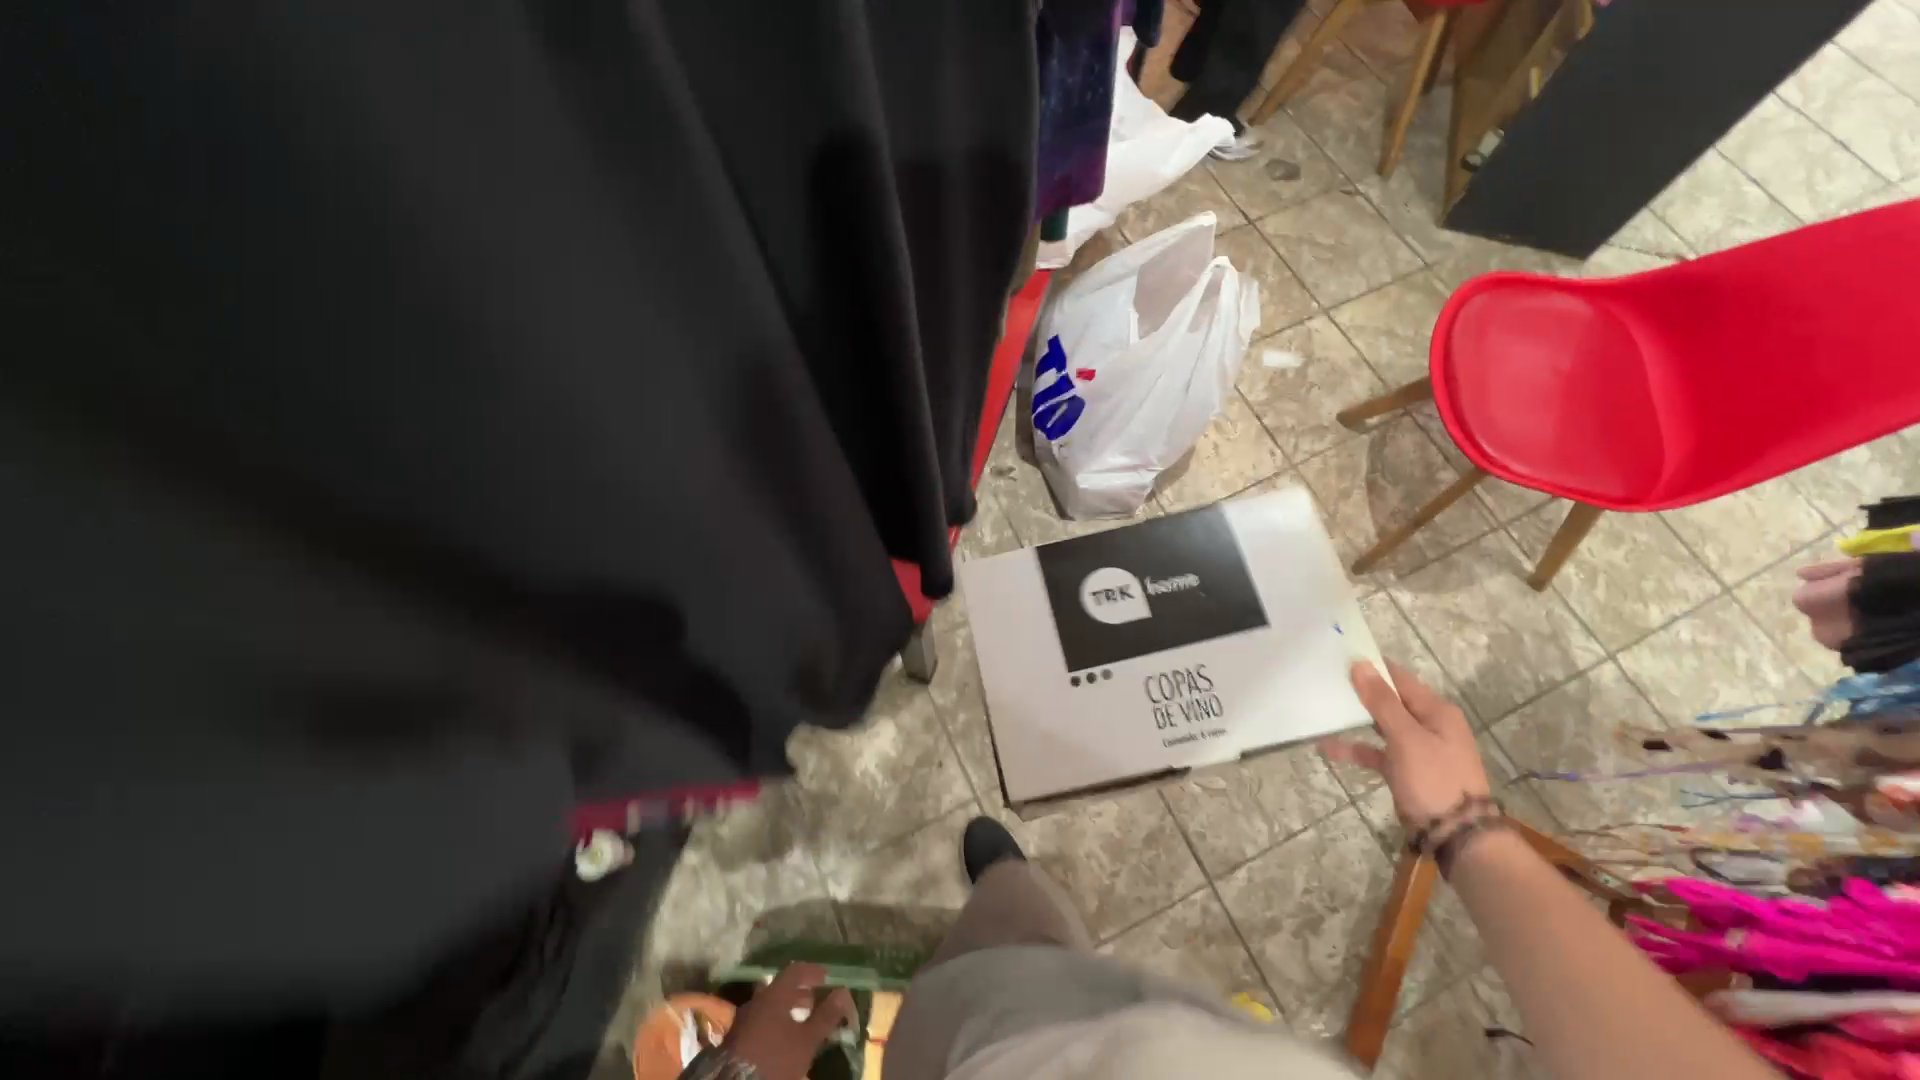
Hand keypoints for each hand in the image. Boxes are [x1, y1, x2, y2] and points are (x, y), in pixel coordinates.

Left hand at [722, 963, 856, 1079]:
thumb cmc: (777, 1057)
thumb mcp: (807, 1040)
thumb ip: (826, 1016)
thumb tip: (843, 992)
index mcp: (775, 994)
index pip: (795, 971)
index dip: (813, 972)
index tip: (827, 978)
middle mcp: (757, 1000)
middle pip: (781, 987)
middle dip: (800, 992)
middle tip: (816, 1000)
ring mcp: (744, 1018)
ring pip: (770, 1004)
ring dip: (787, 1008)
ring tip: (802, 1021)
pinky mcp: (737, 1036)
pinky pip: (761, 1018)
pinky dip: (776, 1020)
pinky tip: (783, 1036)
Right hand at [1323, 660, 1489, 824]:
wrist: (1455, 834)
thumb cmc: (1435, 779)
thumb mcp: (1407, 738)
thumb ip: (1382, 702)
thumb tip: (1360, 665)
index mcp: (1436, 711)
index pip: (1400, 678)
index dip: (1372, 667)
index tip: (1339, 657)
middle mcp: (1428, 725)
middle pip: (1389, 701)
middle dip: (1359, 692)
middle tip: (1325, 681)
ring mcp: (1416, 748)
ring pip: (1380, 726)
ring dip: (1354, 720)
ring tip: (1322, 709)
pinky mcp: (1404, 770)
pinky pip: (1376, 752)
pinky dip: (1356, 748)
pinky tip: (1329, 748)